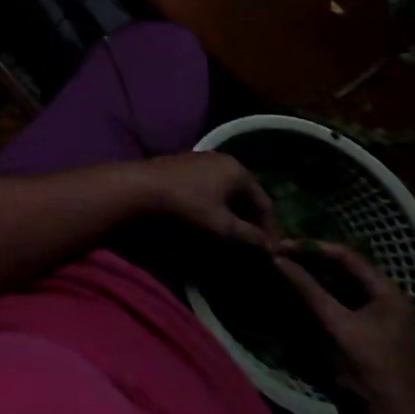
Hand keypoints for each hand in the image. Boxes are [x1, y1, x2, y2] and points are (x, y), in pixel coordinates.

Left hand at [138, 152, 277, 249]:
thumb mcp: (223, 227)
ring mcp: (203, 160)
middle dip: (252, 221)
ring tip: (234, 237)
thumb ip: (250, 238)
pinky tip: (212, 220)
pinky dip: (218, 205)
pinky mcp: (186, 166)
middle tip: (254, 247)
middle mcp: (224, 160)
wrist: (142, 188)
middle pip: (247, 195)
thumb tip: (271, 248)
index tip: (272, 253)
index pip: (265, 203)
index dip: (270, 230)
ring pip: (229, 191)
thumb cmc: (188, 206)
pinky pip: (212, 187)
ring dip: (235, 214)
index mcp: (238, 171)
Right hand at [274, 241, 414, 413]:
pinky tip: (295, 305)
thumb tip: (276, 258)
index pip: (345, 257)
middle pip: (342, 274)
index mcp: (389, 294)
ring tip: (281, 279)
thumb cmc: (371, 377)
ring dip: (311, 287)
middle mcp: (386, 304)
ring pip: (338, 294)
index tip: (279, 245)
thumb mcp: (336, 329)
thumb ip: (306, 290)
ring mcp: (378, 325)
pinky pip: (339, 314)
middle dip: (309, 267)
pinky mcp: (367, 344)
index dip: (310, 248)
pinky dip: (318, 308)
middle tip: (277, 261)